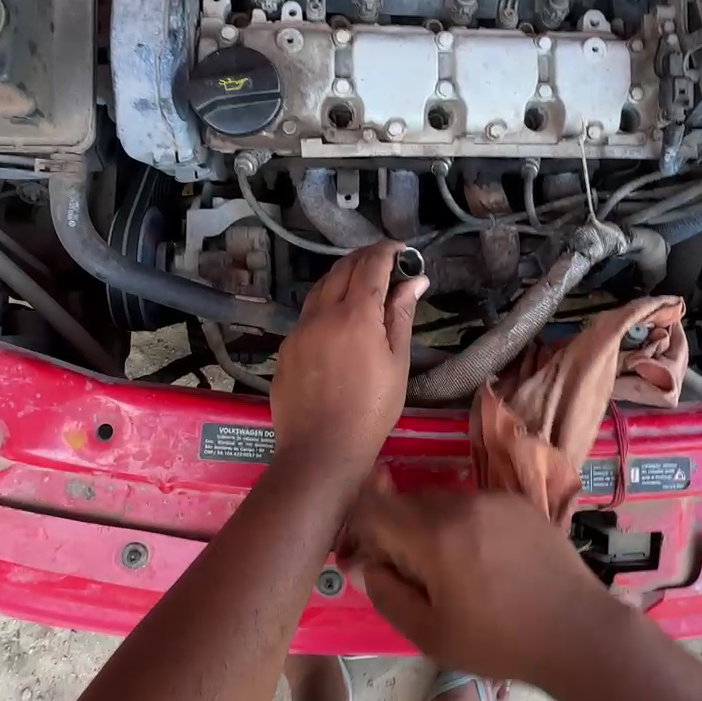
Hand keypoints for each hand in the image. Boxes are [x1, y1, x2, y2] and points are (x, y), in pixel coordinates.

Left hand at [270, 241, 427, 467]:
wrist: (320, 450)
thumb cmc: (371, 410)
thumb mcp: (396, 362)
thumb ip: (401, 316)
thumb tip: (414, 280)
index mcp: (355, 315)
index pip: (371, 265)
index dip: (387, 251)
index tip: (402, 250)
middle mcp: (322, 313)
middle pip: (342, 269)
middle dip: (365, 257)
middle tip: (386, 261)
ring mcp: (299, 329)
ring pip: (320, 287)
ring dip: (343, 275)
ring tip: (363, 281)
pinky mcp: (286, 346)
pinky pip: (308, 312)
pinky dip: (326, 301)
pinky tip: (338, 316)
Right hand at [345, 475, 623, 683]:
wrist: (577, 630)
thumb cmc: (499, 641)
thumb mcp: (431, 635)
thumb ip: (388, 595)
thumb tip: (367, 564)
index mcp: (434, 535)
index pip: (376, 507)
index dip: (364, 525)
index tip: (372, 552)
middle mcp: (460, 503)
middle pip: (409, 501)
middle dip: (400, 528)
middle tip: (416, 571)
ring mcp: (492, 497)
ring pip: (443, 500)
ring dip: (435, 524)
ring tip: (456, 568)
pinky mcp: (518, 500)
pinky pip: (475, 503)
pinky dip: (468, 522)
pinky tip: (488, 557)